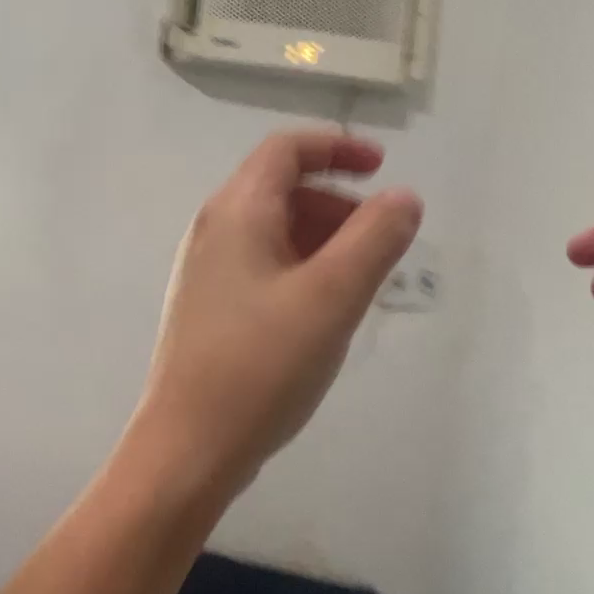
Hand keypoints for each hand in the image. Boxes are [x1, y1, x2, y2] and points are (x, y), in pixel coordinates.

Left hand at [130, 132, 422, 496]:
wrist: (189, 446)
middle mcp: (213, 233)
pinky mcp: (210, 312)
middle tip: (382, 243)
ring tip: (362, 284)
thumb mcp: (331, 297)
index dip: (338, 147)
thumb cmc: (261, 366)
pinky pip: (263, 270)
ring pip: (274, 234)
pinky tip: (325, 314)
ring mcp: (206, 274)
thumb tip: (404, 198)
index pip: (286, 150)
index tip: (383, 167)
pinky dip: (302, 272)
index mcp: (236, 212)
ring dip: (324, 242)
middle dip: (338, 203)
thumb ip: (375, 239)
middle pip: (281, 190)